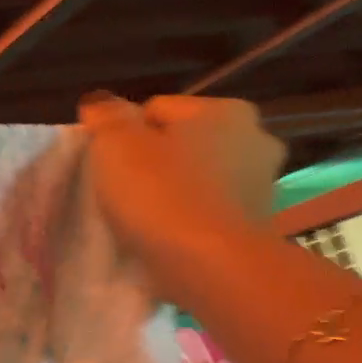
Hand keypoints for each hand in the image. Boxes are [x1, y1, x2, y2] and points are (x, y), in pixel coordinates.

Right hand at [79, 92, 286, 303]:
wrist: (208, 261)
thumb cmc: (159, 193)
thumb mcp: (116, 145)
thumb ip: (107, 116)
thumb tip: (99, 101)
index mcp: (224, 110)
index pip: (155, 108)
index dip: (123, 133)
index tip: (105, 161)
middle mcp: (255, 136)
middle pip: (182, 140)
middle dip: (154, 157)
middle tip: (119, 186)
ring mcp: (261, 179)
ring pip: (198, 173)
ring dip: (173, 186)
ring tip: (140, 212)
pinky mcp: (257, 218)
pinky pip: (209, 205)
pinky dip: (187, 212)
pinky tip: (164, 230)